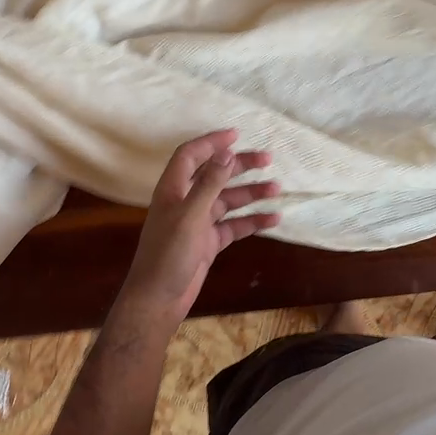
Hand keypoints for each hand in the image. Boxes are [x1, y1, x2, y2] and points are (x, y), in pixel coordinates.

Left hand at [117, 130, 280, 322]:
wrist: (158, 299)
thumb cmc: (169, 254)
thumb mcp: (190, 216)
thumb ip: (209, 183)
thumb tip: (226, 153)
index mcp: (173, 189)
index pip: (191, 155)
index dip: (211, 142)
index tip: (237, 135)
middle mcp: (185, 201)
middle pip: (214, 175)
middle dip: (239, 166)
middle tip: (267, 159)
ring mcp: (197, 222)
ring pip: (227, 201)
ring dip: (250, 194)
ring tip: (277, 189)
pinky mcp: (208, 242)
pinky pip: (233, 226)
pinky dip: (251, 221)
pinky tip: (273, 220)